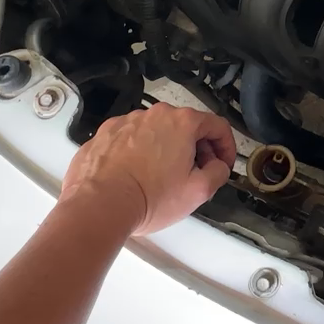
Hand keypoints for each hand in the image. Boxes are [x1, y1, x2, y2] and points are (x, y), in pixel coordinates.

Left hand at [61, 103, 236, 233]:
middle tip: (192, 174)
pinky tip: (134, 176)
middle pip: (186, 127)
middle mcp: (155, 115)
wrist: (97, 208)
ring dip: (164, 150)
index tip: (222, 164)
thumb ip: (219, 172)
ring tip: (158, 179)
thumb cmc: (147, 198)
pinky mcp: (104, 135)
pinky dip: (136, 153)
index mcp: (183, 122)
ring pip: (156, 132)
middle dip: (194, 149)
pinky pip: (129, 139)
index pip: (217, 126)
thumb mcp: (199, 191)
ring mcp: (127, 123)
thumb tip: (217, 167)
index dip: (226, 147)